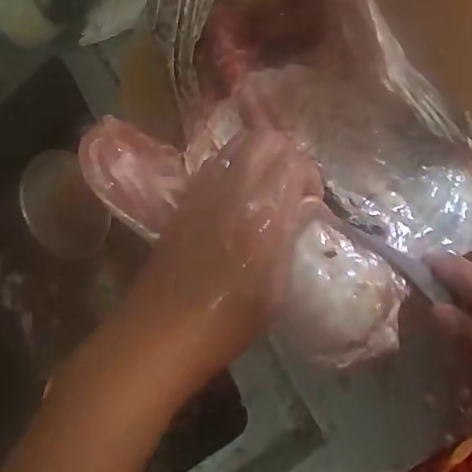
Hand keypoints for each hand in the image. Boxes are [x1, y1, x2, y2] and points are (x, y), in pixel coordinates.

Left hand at [114, 128, 321, 380]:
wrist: (160, 332)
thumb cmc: (227, 323)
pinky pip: (216, 161)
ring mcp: (206, 189)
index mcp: (262, 217)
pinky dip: (235, 164)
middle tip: (291, 184)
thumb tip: (306, 204)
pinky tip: (237, 194)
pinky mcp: (187, 196)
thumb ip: (292, 237)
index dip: (309, 174)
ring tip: (266, 184)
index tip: (310, 200)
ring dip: (260, 153)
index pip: (294, 162)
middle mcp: (234, 191)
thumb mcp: (276, 291)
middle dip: (287, 153)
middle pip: (266, 139)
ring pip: (239, 142)